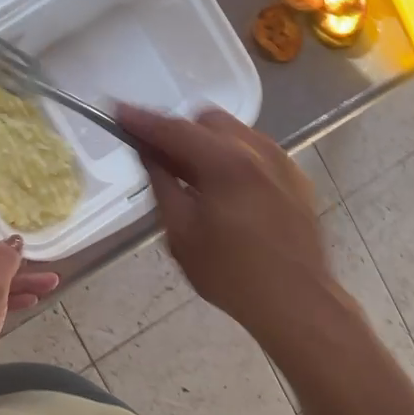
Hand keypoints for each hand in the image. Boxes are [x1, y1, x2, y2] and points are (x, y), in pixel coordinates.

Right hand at [118, 105, 334, 336]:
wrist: (296, 301)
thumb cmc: (230, 274)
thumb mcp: (180, 233)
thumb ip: (161, 183)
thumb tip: (147, 153)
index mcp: (226, 163)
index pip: (174, 129)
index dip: (141, 120)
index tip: (117, 112)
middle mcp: (257, 151)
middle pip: (207, 120)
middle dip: (178, 130)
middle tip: (155, 156)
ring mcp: (281, 162)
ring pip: (234, 132)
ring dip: (205, 143)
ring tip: (188, 175)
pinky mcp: (295, 177)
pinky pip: (254, 152)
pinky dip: (231, 157)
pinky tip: (221, 189)